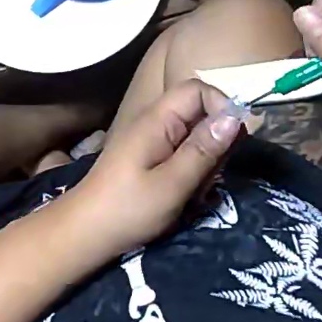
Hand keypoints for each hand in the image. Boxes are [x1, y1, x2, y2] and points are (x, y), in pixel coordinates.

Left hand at [64, 79, 242, 257]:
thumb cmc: (128, 208)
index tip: (234, 142)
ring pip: (195, 135)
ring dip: (206, 161)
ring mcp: (152, 139)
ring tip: (196, 191)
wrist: (85, 232)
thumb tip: (235, 117)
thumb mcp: (172, 184)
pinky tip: (186, 195)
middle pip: (200, 112)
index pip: (197, 89)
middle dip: (216, 142)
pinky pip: (183, 153)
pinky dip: (192, 171)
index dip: (221, 107)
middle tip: (211, 175)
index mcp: (156, 119)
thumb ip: (203, 150)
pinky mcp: (151, 157)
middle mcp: (154, 122)